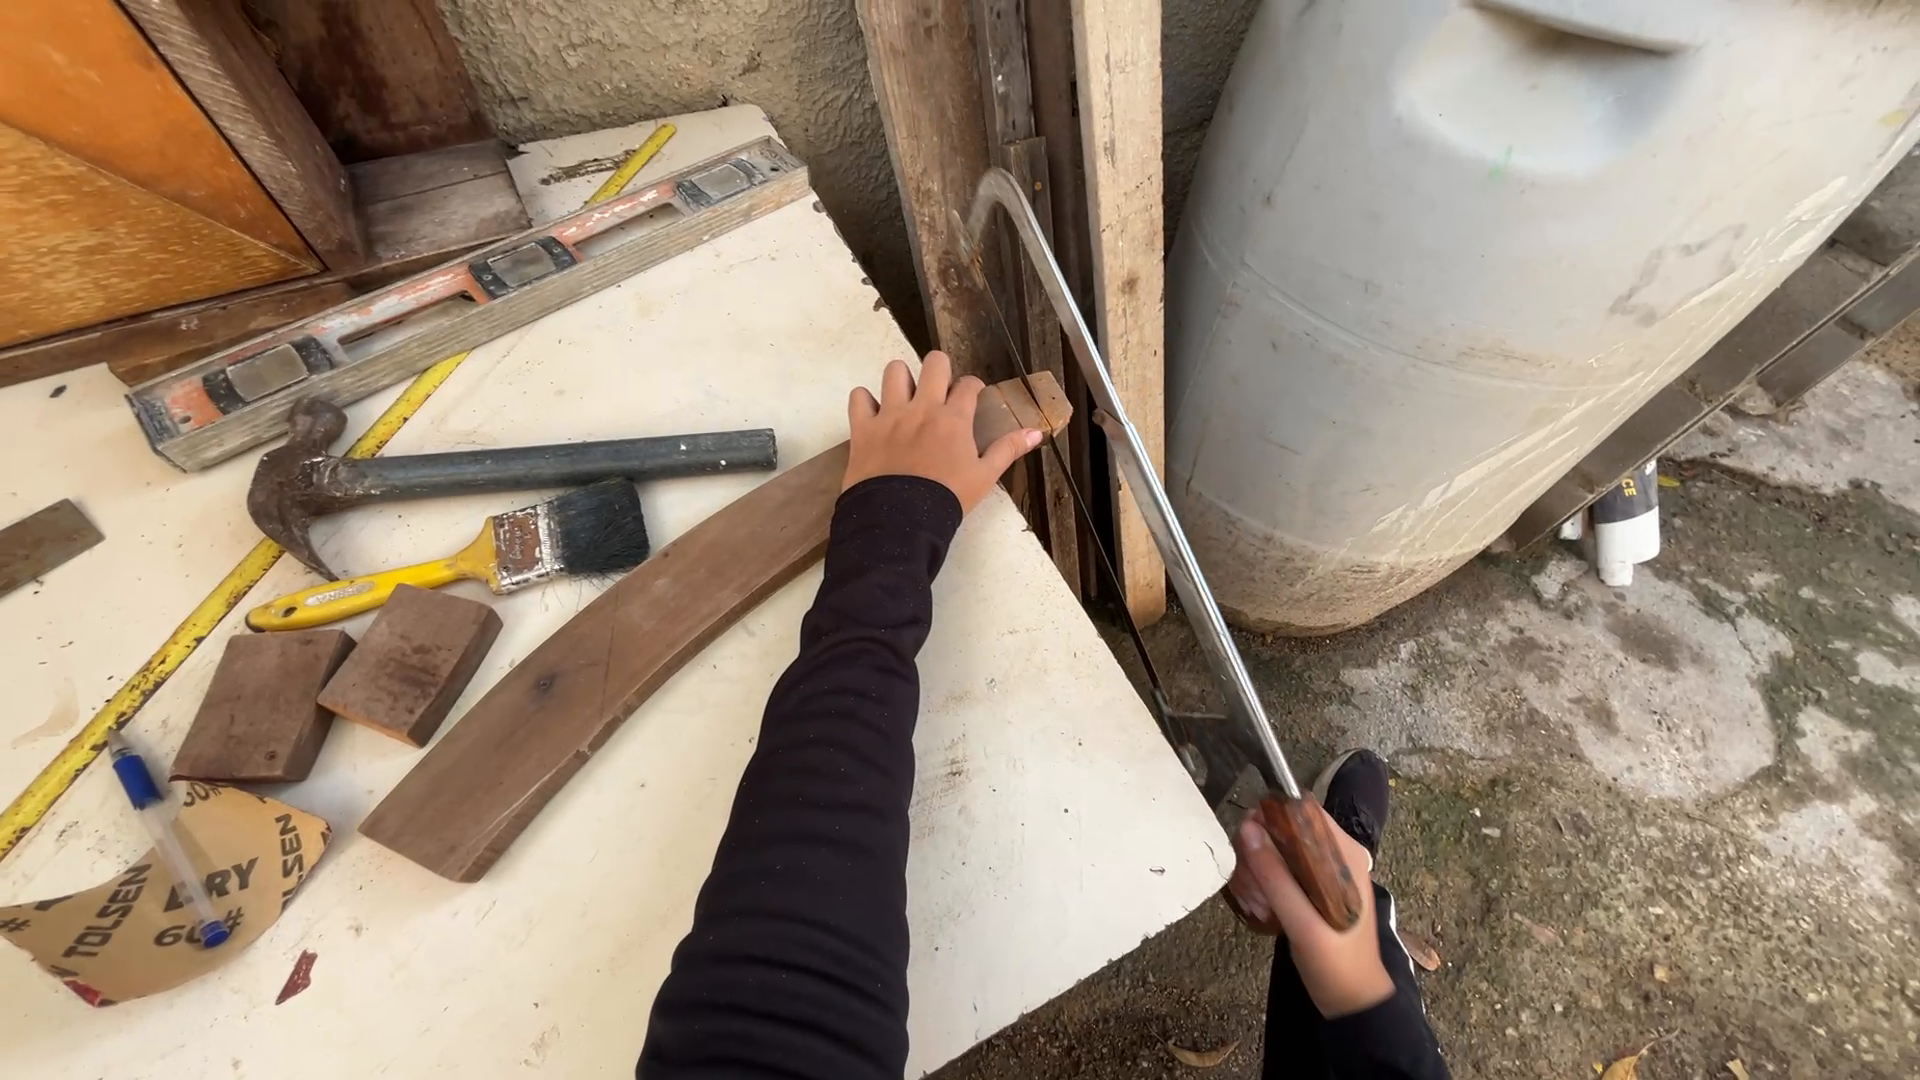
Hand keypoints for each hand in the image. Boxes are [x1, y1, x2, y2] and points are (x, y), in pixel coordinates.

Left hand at [844, 351, 1041, 512]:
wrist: (901, 519)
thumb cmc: (947, 499)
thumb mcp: (984, 477)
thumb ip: (1008, 450)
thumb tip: (1036, 432)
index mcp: (954, 418)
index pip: (968, 385)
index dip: (972, 387)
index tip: (971, 396)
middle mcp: (922, 408)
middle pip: (933, 364)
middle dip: (939, 369)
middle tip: (938, 388)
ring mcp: (890, 415)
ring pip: (894, 371)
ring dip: (901, 379)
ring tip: (905, 396)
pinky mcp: (863, 428)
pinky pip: (859, 397)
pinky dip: (865, 400)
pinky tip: (873, 412)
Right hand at [1226, 802, 1395, 1017]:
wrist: (1351, 1001)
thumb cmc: (1337, 963)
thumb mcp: (1304, 923)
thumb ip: (1275, 876)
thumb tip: (1246, 829)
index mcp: (1343, 852)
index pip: (1301, 808)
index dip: (1270, 817)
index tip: (1248, 841)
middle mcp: (1331, 851)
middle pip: (1278, 826)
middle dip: (1256, 851)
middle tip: (1253, 885)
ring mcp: (1316, 866)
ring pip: (1268, 845)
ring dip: (1254, 870)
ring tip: (1258, 902)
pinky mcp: (1304, 882)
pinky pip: (1270, 865)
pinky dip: (1257, 881)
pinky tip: (1259, 906)